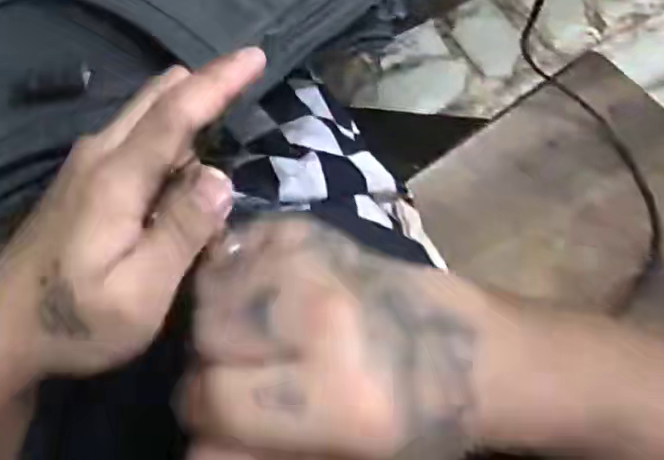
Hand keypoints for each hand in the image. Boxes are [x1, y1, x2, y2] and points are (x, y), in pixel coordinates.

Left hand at [0, 48, 266, 392]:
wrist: (5, 322)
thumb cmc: (74, 318)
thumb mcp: (140, 294)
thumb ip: (181, 232)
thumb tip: (221, 176)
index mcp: (116, 175)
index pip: (175, 113)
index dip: (217, 81)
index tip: (253, 54)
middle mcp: (99, 152)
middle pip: (156, 99)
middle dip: (204, 83)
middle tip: (248, 77)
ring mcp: (85, 160)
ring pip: (141, 112)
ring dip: (184, 105)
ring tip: (226, 112)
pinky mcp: (81, 175)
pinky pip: (131, 134)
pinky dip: (165, 129)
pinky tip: (183, 154)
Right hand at [178, 215, 500, 459]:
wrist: (471, 349)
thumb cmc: (415, 422)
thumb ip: (263, 453)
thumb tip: (192, 448)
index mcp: (342, 398)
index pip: (218, 398)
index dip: (198, 409)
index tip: (201, 409)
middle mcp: (318, 318)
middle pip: (204, 333)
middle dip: (206, 357)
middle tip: (227, 367)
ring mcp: (306, 261)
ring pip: (207, 284)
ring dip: (210, 311)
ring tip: (238, 329)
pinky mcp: (298, 226)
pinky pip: (225, 247)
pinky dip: (225, 270)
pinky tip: (250, 291)